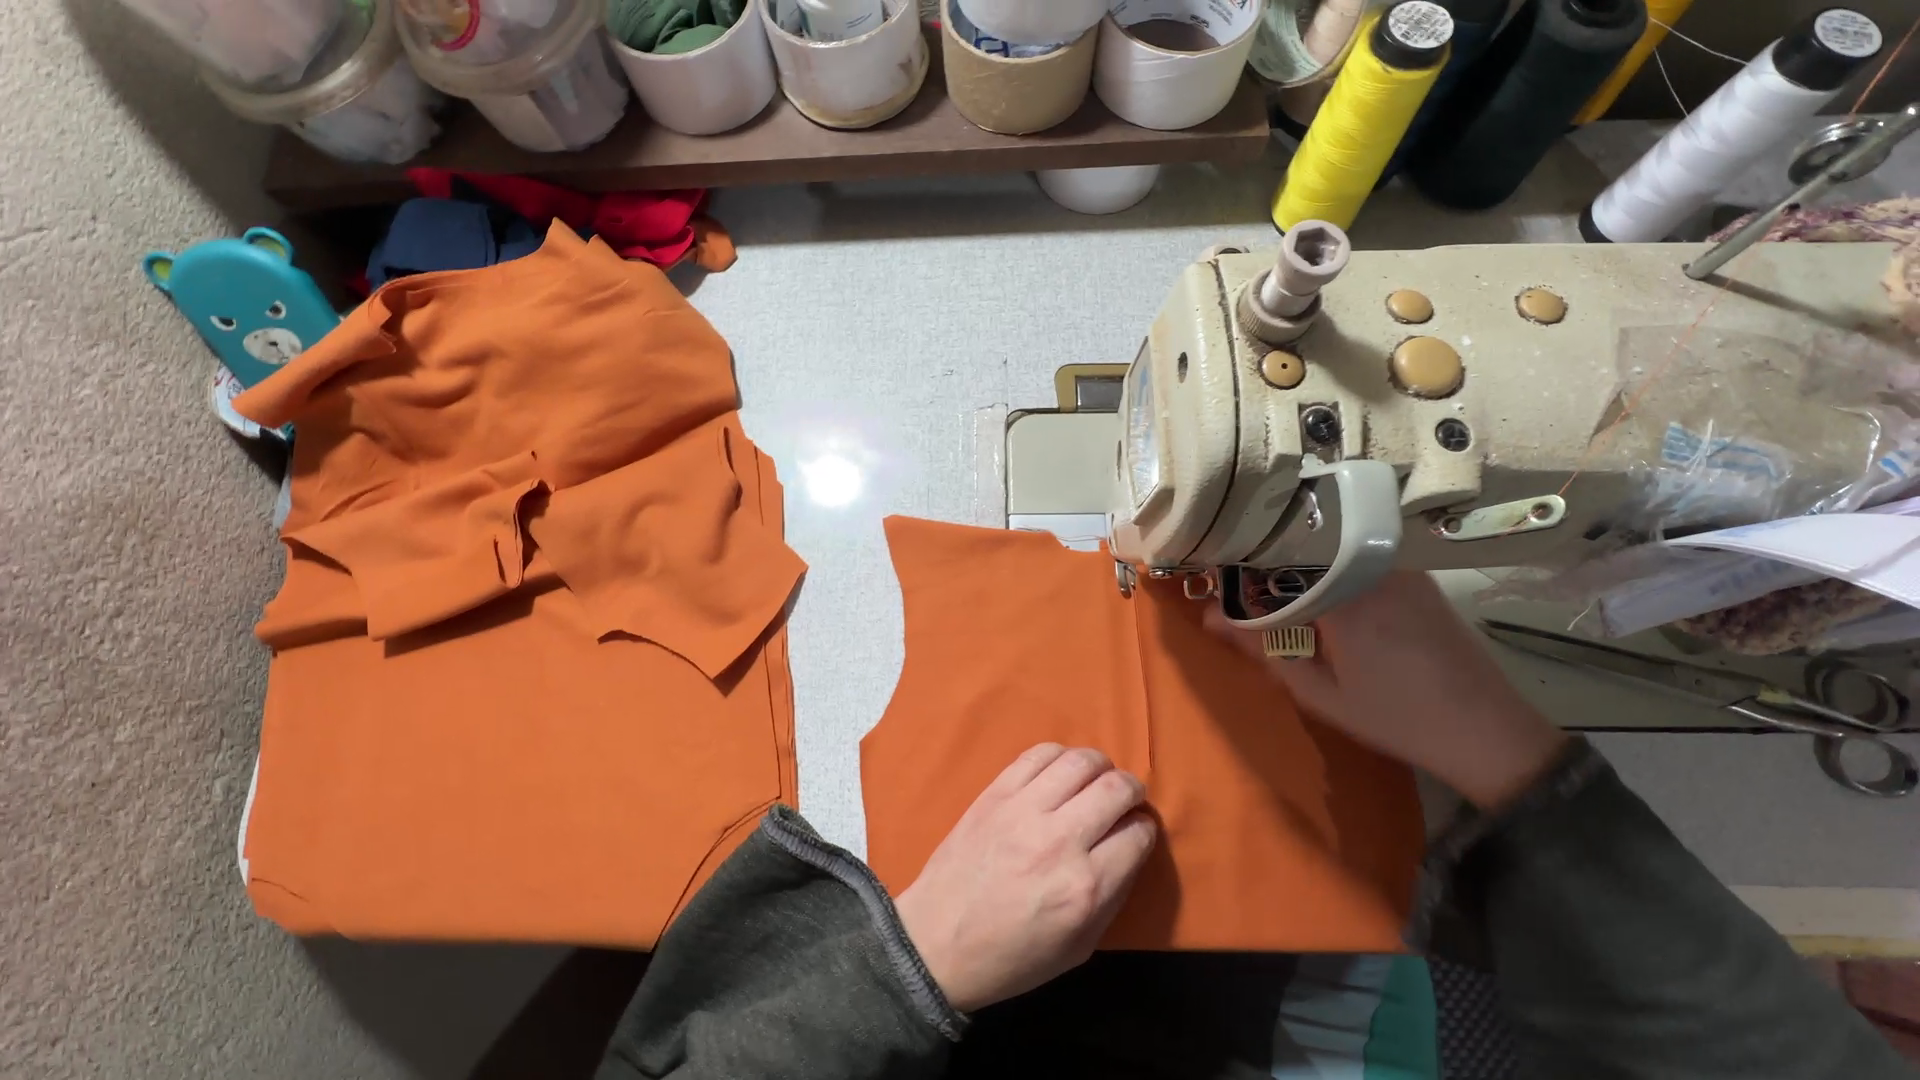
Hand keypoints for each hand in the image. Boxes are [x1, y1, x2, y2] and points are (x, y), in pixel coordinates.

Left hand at [893, 744, 1156, 1013]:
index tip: (1137, 831)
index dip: (1144, 829)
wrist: (938, 942)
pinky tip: (1063, 771)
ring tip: (1098, 779)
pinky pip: (1038, 754)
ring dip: (1101, 765)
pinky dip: (1060, 756)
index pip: (1138, 834)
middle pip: (1116, 788)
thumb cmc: (1012, 956)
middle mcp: (1060, 841)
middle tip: (1127, 799)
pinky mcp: (995, 794)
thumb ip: (1114, 896)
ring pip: (1080, 762)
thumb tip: (1131, 848)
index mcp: (1085, 887)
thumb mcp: (1079, 947)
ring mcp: (1023, 811)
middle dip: (1132, 790)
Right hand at [1207, 572, 1566, 810]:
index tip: (1207, 577)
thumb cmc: (1394, 716)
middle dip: (1260, 561)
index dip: (1234, 564)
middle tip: (1231, 585)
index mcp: (1343, 589)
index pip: (1271, 557)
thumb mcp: (1317, 691)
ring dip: (1294, 564)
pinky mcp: (1415, 573)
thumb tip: (1207, 615)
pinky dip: (1326, 569)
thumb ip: (1262, 647)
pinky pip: (1355, 557)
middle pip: (1298, 545)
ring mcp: (1398, 564)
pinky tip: (1315, 594)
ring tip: (1266, 588)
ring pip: (1328, 549)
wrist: (1487, 730)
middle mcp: (1371, 563)